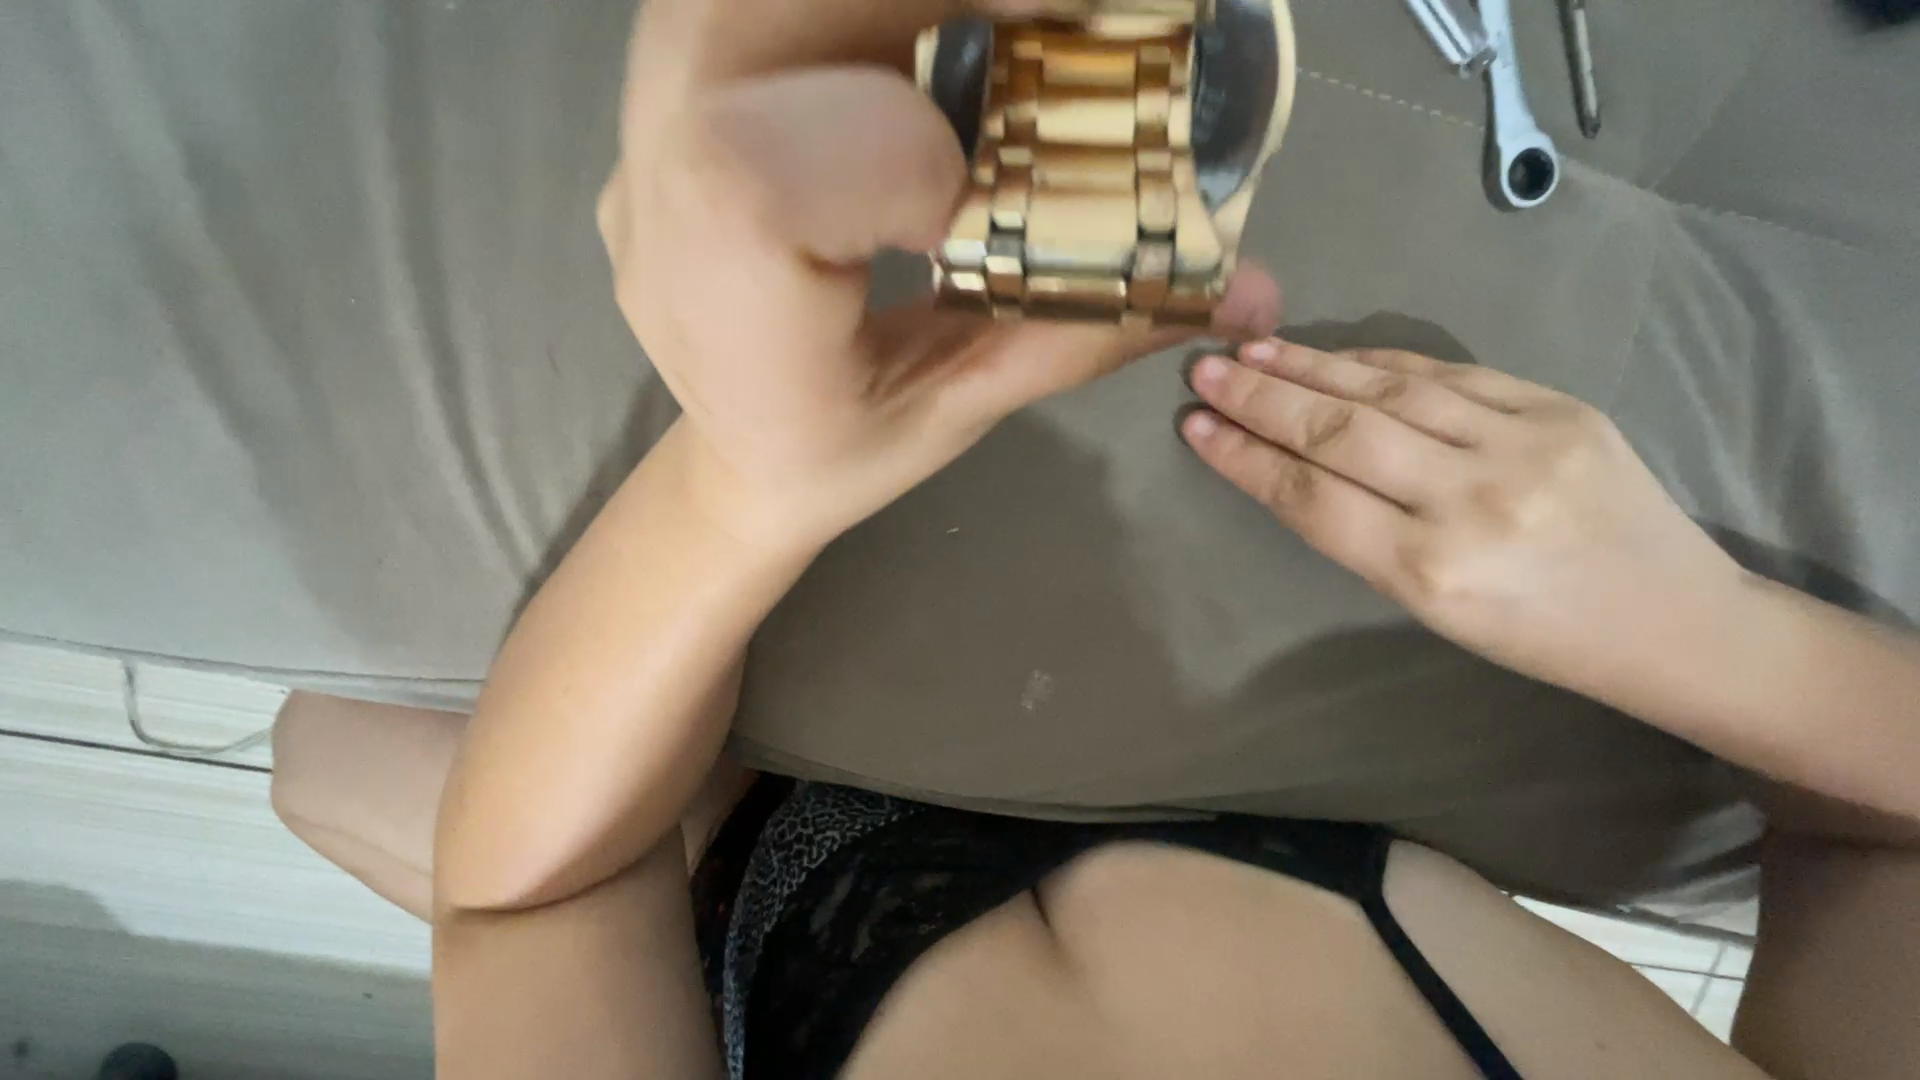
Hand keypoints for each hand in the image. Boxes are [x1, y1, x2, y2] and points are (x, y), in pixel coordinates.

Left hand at [598, 0, 1282, 550]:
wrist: (736, 455)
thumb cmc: (836, 459)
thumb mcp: (956, 412)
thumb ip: (1082, 333)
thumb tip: (1248, 288)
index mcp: (719, 321)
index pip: (763, 183)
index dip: (901, 153)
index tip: (982, 194)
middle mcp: (651, 204)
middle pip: (752, 18)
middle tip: (1048, 24)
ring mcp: (638, 141)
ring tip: (997, 26)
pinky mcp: (659, 100)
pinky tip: (919, 35)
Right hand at [1181, 340, 1743, 702]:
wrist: (1673, 620)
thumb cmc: (1531, 633)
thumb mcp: (1427, 605)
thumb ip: (1360, 532)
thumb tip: (1294, 461)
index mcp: (1428, 570)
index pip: (1309, 497)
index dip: (1243, 457)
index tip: (1193, 425)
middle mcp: (1470, 501)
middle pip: (1339, 434)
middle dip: (1260, 398)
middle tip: (1204, 370)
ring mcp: (1522, 444)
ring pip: (1388, 391)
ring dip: (1308, 367)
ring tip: (1251, 350)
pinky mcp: (1559, 407)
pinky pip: (1447, 374)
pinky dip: (1378, 361)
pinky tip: (1332, 354)